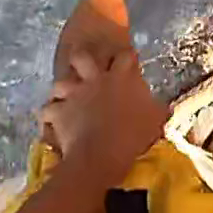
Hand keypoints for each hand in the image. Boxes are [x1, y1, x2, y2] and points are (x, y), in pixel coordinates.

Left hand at [39, 50, 165, 187]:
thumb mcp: (155, 119)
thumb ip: (158, 109)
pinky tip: (51, 121)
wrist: (102, 156)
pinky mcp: (58, 112)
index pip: (125, 56)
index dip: (126, 56)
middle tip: (83, 67)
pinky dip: (49, 114)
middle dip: (80, 58)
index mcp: (121, 77)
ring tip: (64, 96)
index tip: (128, 60)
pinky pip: (47, 110)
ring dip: (61, 89)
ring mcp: (74, 94)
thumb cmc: (133, 135)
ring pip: (60, 82)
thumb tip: (165, 108)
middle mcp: (95, 79)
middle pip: (82, 57)